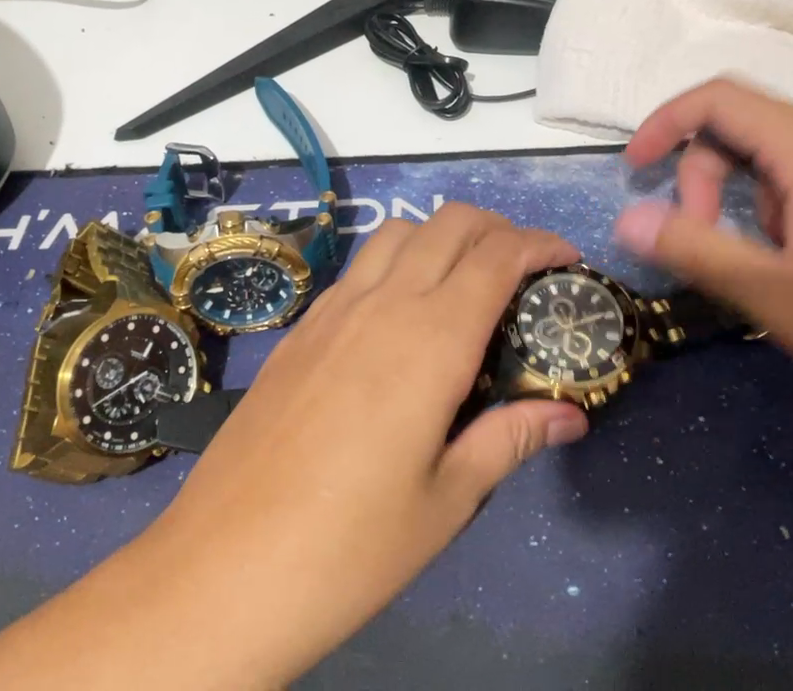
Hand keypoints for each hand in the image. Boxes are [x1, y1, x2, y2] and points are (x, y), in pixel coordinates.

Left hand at [0, 204, 589, 690]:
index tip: (568, 260)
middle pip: (448, 223)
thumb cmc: (351, 546)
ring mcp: (331, 313)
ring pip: (396, 233)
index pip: (497, 256)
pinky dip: (395, 262)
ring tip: (465, 281)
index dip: (540, 244)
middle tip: (525, 269)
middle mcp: (382, 306)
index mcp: (431, 340)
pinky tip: (400, 316)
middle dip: (498, 227)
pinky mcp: (297, 332)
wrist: (222, 570)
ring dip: (441, 236)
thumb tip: (570, 416)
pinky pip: (358, 269)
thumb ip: (510, 439)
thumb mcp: (447, 500)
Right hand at [610, 78, 792, 462]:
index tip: (634, 173)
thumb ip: (699, 251)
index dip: (665, 122)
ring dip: (751, 203)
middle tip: (705, 248)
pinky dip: (790, 213)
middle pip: (752, 128)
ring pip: (790, 160)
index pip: (722, 97)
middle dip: (707, 178)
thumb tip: (626, 218)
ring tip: (769, 275)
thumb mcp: (786, 302)